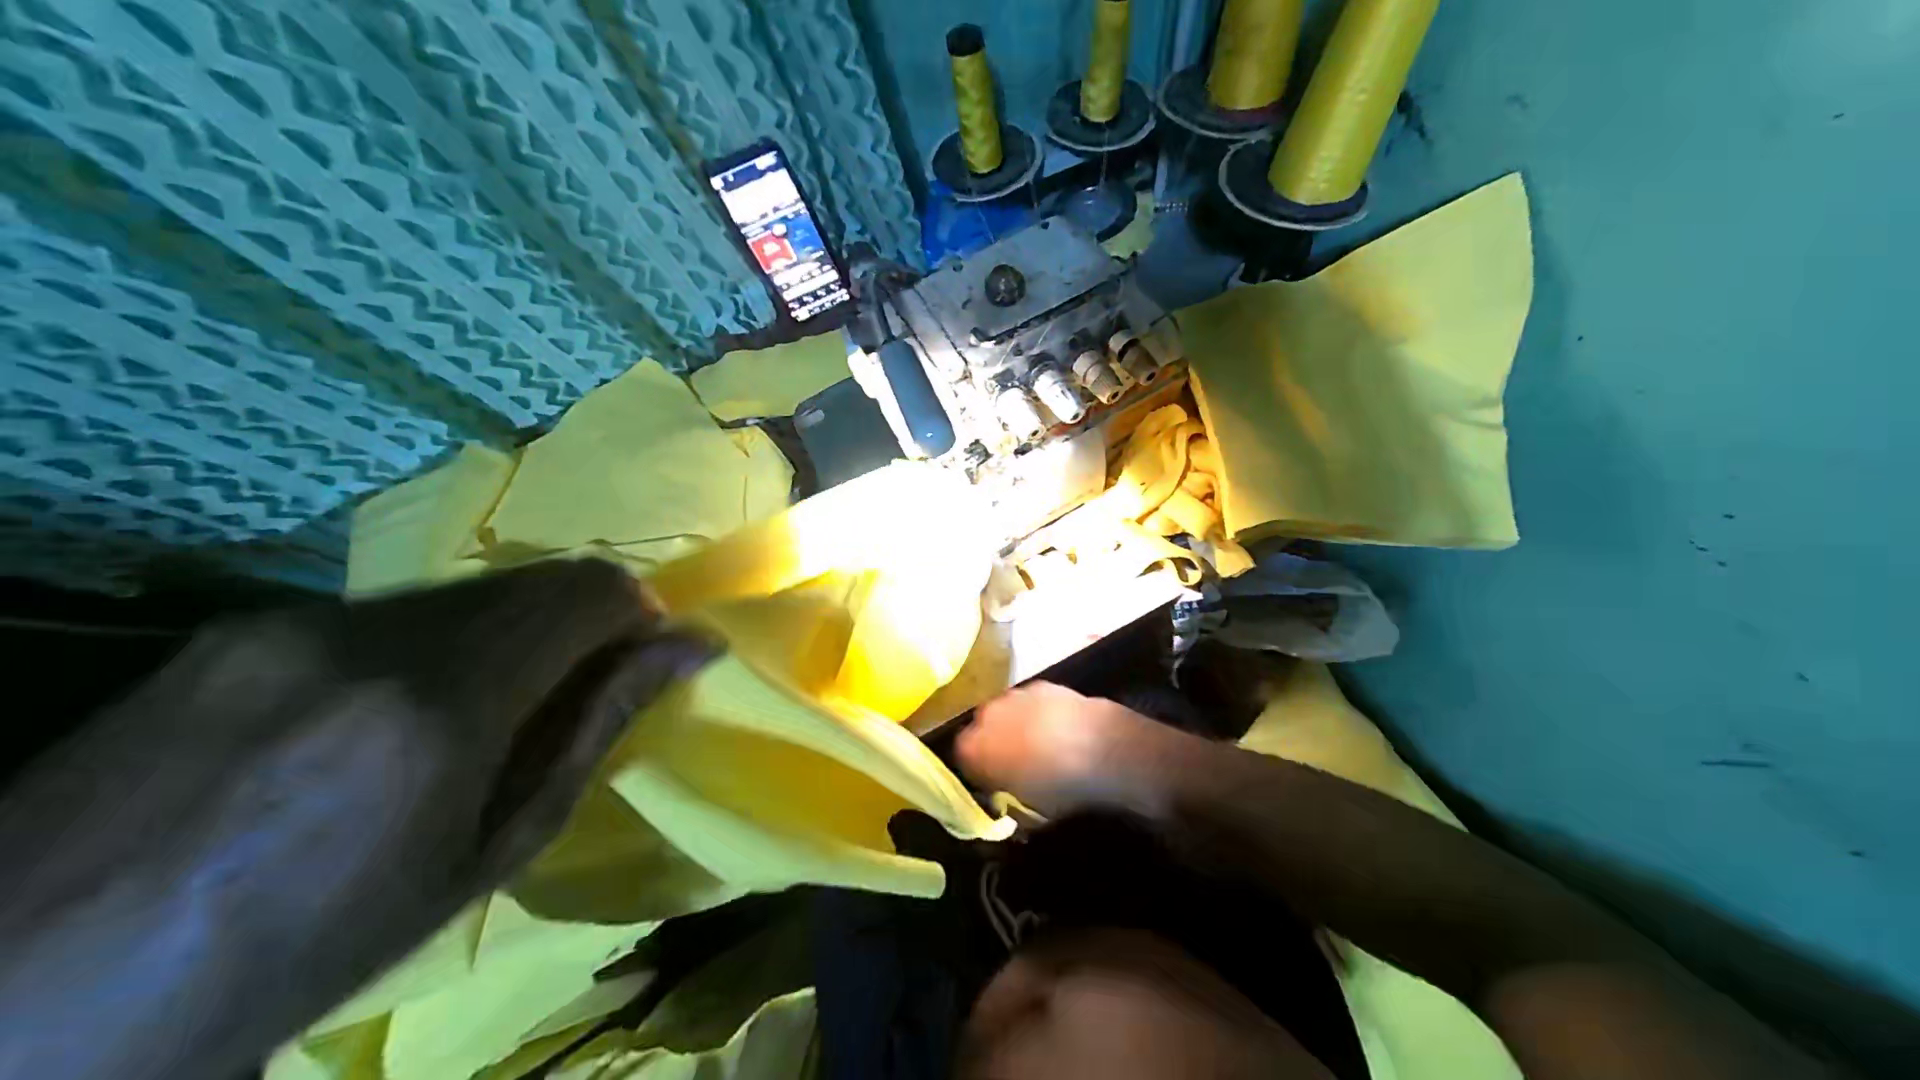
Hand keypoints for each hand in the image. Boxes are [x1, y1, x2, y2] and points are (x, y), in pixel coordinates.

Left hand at [0, 558, 716, 1079]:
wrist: (30, 1003)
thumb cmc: (316, 947)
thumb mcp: (490, 850)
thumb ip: (597, 725)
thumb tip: (689, 649)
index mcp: (438, 708)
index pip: (587, 592)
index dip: (637, 612)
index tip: (649, 655)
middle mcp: (365, 636)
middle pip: (530, 578)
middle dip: (578, 620)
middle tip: (576, 687)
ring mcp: (291, 620)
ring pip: (464, 590)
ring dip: (507, 630)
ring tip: (480, 707)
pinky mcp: (241, 623)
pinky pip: (390, 609)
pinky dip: (435, 640)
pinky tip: (390, 709)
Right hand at [956, 682, 1194, 817]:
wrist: (1102, 749)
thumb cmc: (1060, 788)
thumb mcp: (1028, 813)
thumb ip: (1005, 807)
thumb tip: (1004, 806)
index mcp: (972, 750)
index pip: (961, 760)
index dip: (978, 773)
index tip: (994, 784)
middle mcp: (984, 716)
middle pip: (981, 731)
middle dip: (994, 745)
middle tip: (1016, 766)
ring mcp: (1012, 696)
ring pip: (1005, 714)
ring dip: (1015, 727)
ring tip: (1040, 746)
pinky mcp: (1039, 684)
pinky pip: (1029, 703)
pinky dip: (1037, 714)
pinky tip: (1058, 729)